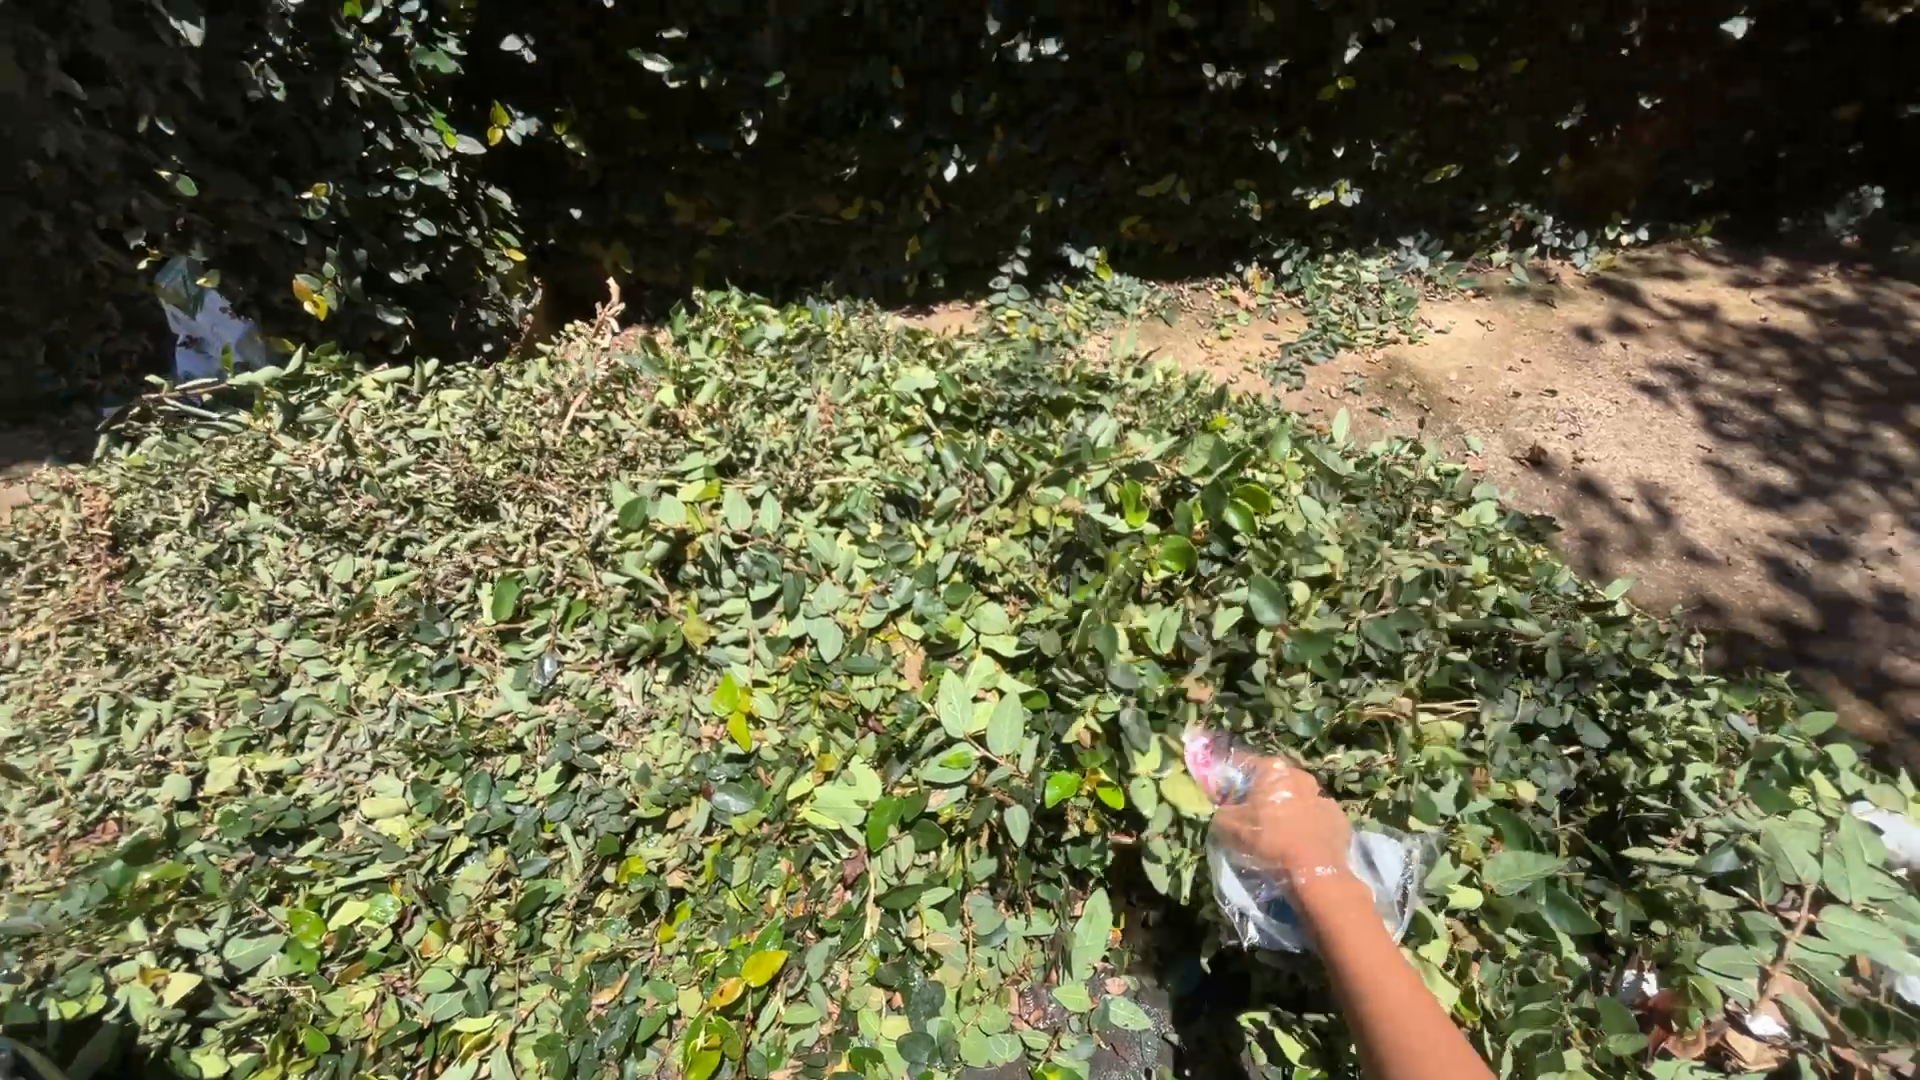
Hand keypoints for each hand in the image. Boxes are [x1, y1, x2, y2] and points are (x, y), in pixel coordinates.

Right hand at [1209, 754, 1353, 892]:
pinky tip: (1301, 838)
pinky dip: (1308, 823)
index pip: (1246, 764)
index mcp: (1273, 770)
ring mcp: (1323, 796)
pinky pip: (1317, 815)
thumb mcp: (1230, 825)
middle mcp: (1299, 775)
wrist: (1315, 869)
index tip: (1227, 794)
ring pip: (1299, 796)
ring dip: (1289, 806)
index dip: (1234, 779)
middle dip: (1264, 791)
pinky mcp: (1339, 817)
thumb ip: (1221, 810)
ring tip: (1280, 827)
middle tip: (1254, 811)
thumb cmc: (1270, 839)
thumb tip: (1220, 808)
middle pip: (1275, 779)